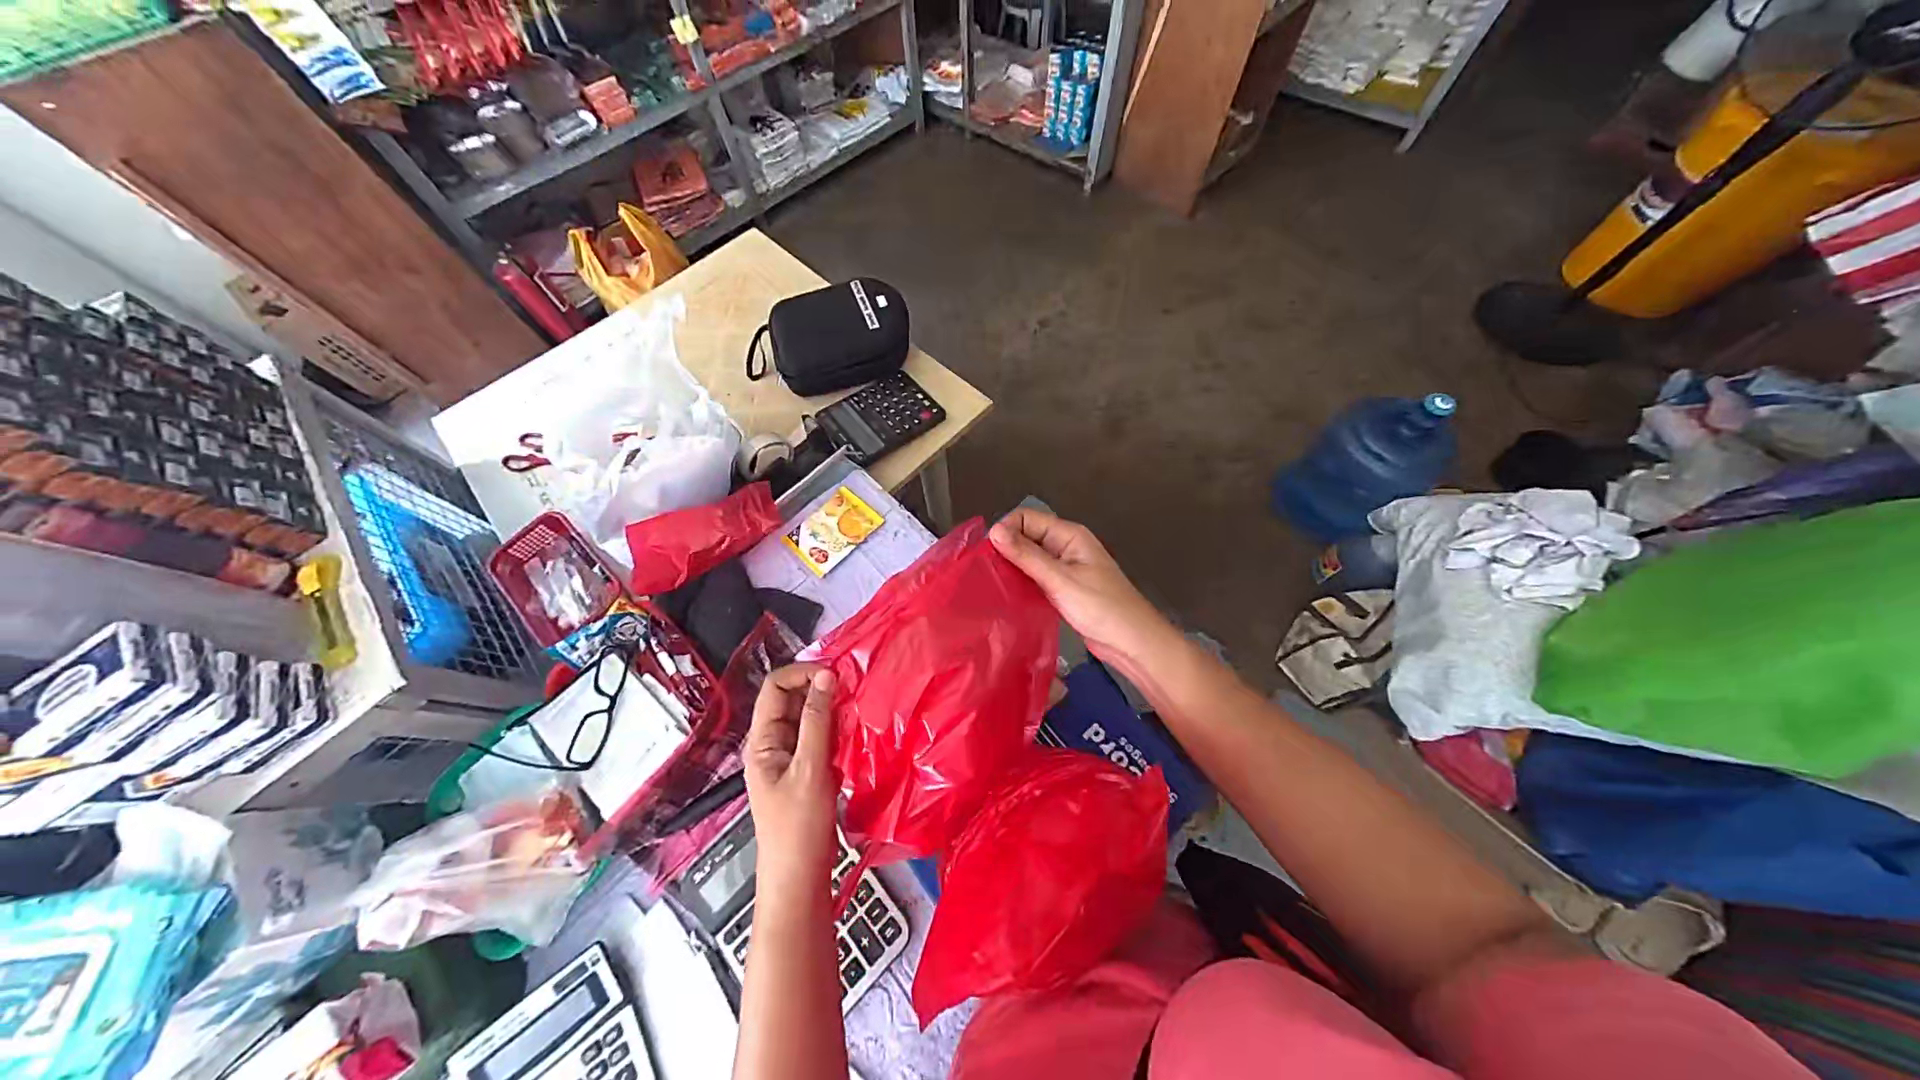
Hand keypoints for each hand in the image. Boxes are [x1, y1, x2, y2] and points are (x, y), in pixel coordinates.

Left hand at [745, 663, 838, 894]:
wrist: (800, 878)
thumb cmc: (797, 831)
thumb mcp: (810, 770)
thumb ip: (818, 722)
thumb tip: (826, 678)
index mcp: (762, 741)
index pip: (775, 687)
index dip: (802, 674)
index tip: (833, 675)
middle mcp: (773, 744)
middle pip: (793, 699)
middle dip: (820, 688)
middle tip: (851, 687)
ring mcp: (792, 757)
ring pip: (810, 717)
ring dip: (832, 708)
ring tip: (856, 706)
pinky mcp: (809, 770)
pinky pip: (822, 737)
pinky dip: (838, 729)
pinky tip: (856, 730)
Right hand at [990, 508, 1172, 665]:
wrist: (1132, 643)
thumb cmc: (1101, 608)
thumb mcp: (1060, 580)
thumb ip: (1026, 555)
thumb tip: (994, 531)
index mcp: (1069, 535)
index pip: (1027, 518)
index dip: (1006, 531)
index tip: (988, 554)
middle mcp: (1066, 546)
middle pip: (1026, 537)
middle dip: (1006, 550)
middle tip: (985, 572)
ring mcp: (1065, 568)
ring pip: (1030, 559)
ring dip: (1013, 568)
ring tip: (992, 584)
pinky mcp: (1063, 588)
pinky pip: (1036, 578)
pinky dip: (1023, 583)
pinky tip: (1008, 595)